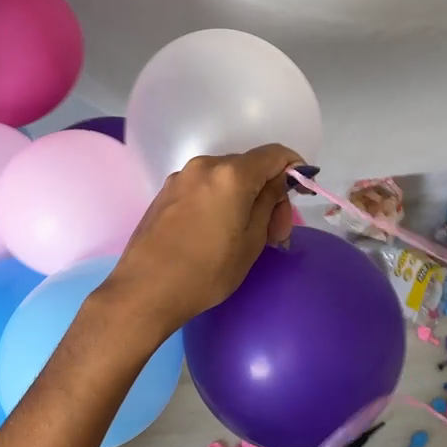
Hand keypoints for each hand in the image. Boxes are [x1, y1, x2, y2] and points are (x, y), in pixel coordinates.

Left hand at [102, 144, 304, 333]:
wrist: (144, 292)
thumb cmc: (206, 271)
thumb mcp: (251, 241)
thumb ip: (269, 202)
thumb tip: (278, 180)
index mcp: (231, 174)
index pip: (274, 154)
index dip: (294, 167)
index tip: (302, 192)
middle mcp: (205, 166)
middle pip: (250, 167)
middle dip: (269, 193)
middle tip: (276, 233)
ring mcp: (181, 178)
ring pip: (226, 178)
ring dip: (245, 198)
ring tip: (248, 235)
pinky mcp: (165, 193)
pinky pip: (205, 187)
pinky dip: (222, 201)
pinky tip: (220, 231)